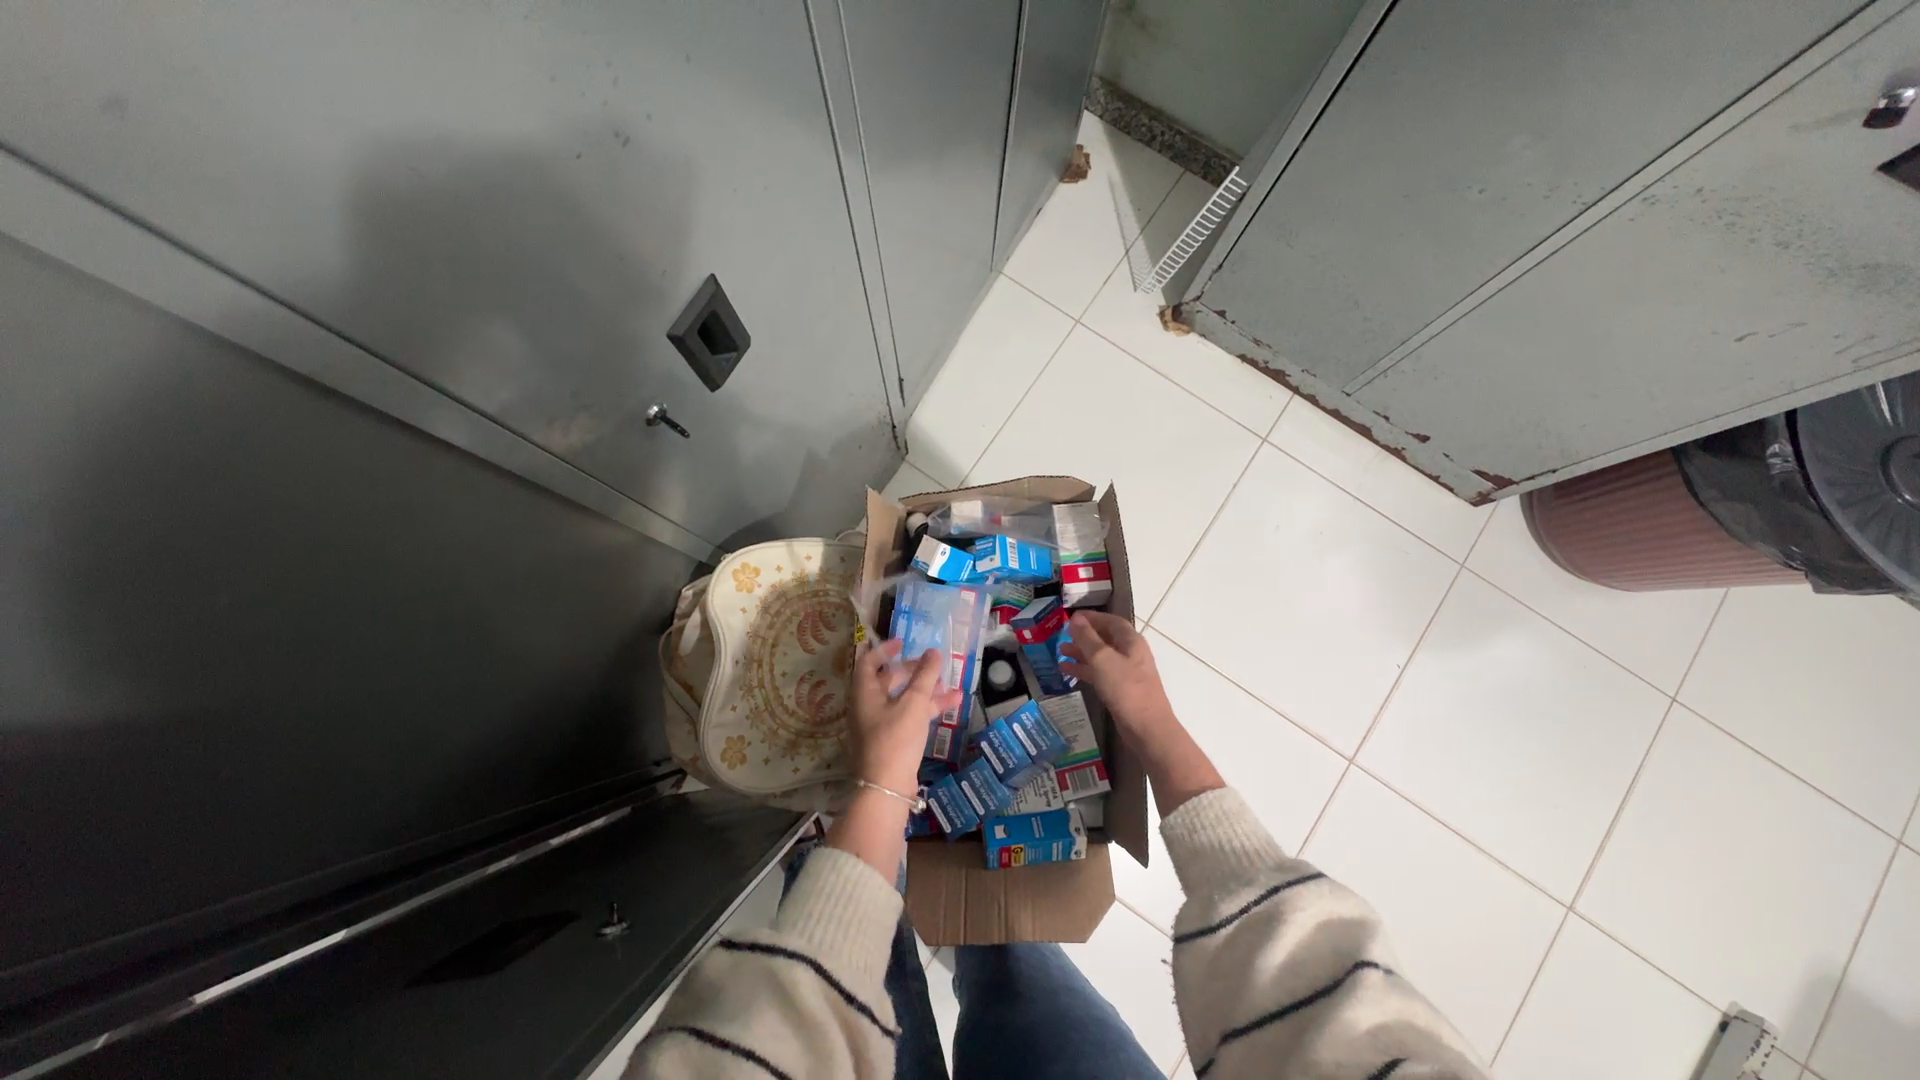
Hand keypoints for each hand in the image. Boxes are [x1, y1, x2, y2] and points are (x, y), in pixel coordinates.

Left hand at [848, 639, 959, 792]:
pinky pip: (908, 717)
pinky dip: (926, 709)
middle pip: (888, 681)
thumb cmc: (895, 739)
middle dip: (912, 671)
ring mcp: (879, 725)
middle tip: (932, 664)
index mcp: (864, 692)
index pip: (869, 662)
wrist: (887, 787)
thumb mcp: (914, 704)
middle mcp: (867, 706)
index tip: (903, 642)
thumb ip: (925, 676)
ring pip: (902, 700)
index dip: (884, 649)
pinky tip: (952, 704)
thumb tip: (934, 652)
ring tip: (951, 685)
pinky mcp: (891, 741)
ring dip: (925, 691)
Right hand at [1059, 611, 1176, 735]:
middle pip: (1105, 638)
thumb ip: (1087, 638)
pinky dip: (1084, 670)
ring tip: (1060, 651)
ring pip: (1100, 657)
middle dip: (1084, 636)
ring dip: (1081, 653)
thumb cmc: (1125, 688)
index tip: (1071, 617)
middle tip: (1062, 635)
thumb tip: (1075, 619)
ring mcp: (1126, 673)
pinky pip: (1100, 674)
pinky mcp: (1120, 690)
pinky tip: (1067, 671)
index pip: (1111, 621)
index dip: (1092, 617)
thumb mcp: (1102, 659)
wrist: (1146, 728)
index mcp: (1131, 641)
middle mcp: (1130, 653)